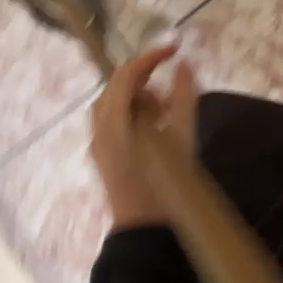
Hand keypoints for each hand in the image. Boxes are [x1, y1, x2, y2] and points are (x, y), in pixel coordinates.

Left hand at [90, 44, 198, 229]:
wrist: (146, 233)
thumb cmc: (165, 185)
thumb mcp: (180, 138)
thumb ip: (183, 97)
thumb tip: (185, 62)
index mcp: (113, 122)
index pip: (126, 74)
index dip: (150, 57)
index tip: (175, 49)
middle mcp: (99, 128)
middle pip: (117, 86)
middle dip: (144, 79)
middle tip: (169, 88)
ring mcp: (98, 142)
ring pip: (114, 102)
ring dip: (139, 96)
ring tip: (165, 110)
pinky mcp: (102, 154)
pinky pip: (114, 119)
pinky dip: (133, 112)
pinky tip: (155, 124)